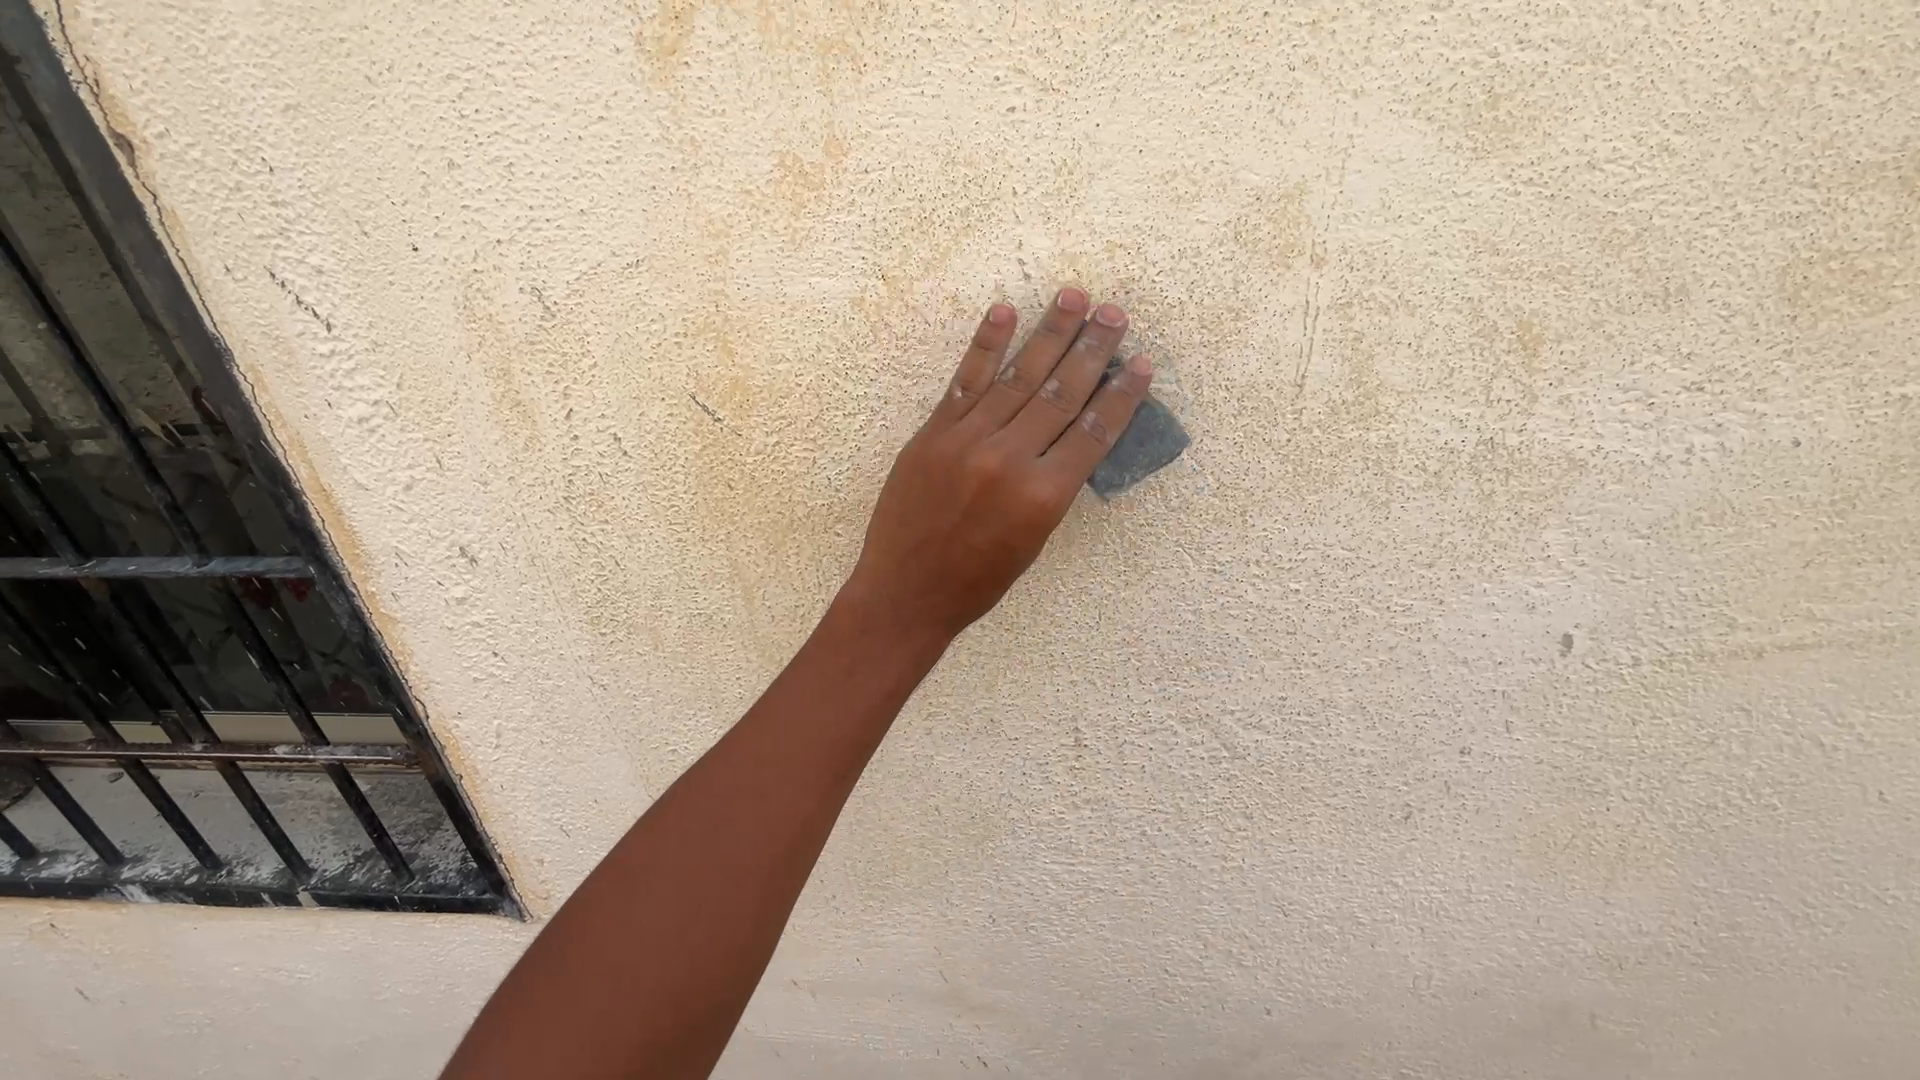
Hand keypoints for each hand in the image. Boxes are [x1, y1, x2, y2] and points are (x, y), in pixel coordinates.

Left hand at [844, 287, 1152, 640]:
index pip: (1093, 432)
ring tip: (1073, 298)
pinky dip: (986, 346)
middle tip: (1114, 313)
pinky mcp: (933, 434)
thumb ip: (1053, 487)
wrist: (905, 592)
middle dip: (1092, 349)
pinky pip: (964, 382)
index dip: (1121, 395)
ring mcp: (967, 441)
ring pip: (1018, 377)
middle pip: (1062, 393)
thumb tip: (1072, 439)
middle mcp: (1009, 460)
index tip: (1142, 362)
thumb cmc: (976, 581)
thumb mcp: (1033, 542)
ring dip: (1048, 334)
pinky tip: (1005, 313)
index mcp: (1043, 496)